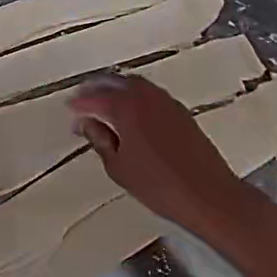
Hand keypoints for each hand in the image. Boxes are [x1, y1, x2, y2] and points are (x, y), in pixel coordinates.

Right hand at [69, 73, 257, 233]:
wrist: (206, 193)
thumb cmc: (160, 185)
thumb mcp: (118, 167)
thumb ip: (100, 140)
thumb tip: (88, 124)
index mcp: (125, 107)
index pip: (94, 98)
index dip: (78, 103)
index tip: (69, 107)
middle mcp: (145, 96)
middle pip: (114, 82)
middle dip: (96, 88)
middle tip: (83, 99)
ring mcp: (165, 101)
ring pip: (134, 84)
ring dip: (116, 88)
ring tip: (104, 103)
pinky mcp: (180, 110)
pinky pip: (150, 93)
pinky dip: (135, 95)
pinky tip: (131, 110)